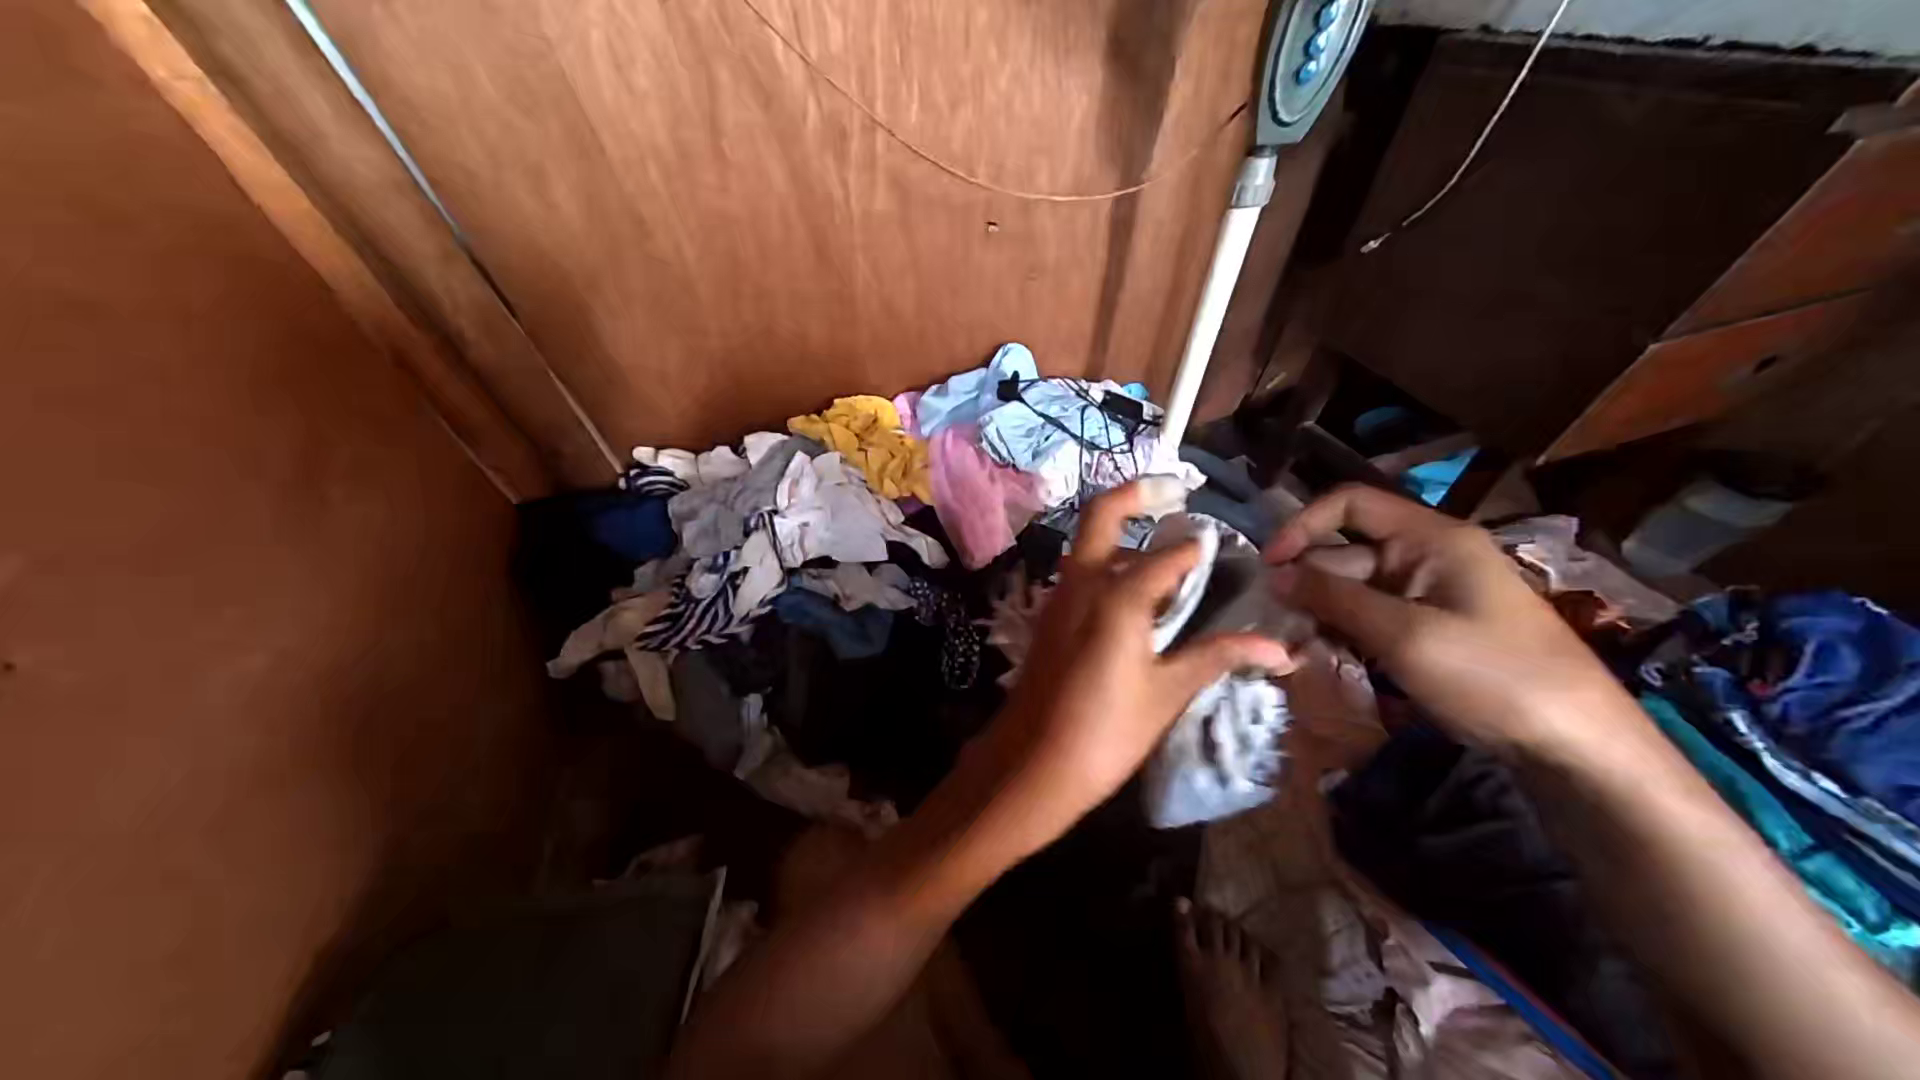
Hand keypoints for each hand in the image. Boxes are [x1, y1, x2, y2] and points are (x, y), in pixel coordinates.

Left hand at [988, 480, 1293, 837]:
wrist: (1030, 764)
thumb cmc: (1105, 731)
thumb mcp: (1168, 692)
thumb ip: (1218, 656)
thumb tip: (1281, 649)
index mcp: (1116, 595)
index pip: (1168, 555)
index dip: (1199, 548)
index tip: (1224, 547)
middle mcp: (1082, 583)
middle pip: (1103, 515)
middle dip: (1139, 494)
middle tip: (1177, 491)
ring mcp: (1059, 598)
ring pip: (1090, 545)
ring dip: (1124, 532)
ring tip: (1166, 545)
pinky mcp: (1050, 618)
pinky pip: (1082, 573)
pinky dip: (1110, 564)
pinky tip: (1137, 593)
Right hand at [1264, 484, 1638, 759]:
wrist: (1575, 746)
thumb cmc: (1493, 676)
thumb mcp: (1403, 635)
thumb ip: (1333, 599)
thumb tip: (1275, 574)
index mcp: (1430, 538)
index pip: (1349, 504)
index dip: (1302, 526)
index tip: (1270, 566)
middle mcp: (1425, 557)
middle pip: (1343, 553)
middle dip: (1305, 586)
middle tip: (1274, 628)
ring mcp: (1427, 595)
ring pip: (1350, 591)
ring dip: (1318, 615)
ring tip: (1292, 652)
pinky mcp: (1427, 629)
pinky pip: (1368, 619)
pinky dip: (1341, 634)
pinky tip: (1322, 660)